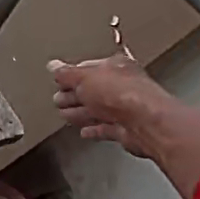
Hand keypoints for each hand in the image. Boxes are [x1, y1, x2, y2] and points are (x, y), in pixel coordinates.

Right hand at [48, 54, 172, 155]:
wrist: (145, 122)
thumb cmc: (124, 94)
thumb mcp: (84, 77)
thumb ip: (67, 73)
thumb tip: (54, 66)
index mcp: (116, 67)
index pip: (89, 68)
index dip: (71, 75)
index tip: (58, 80)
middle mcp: (124, 86)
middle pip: (94, 90)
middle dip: (74, 95)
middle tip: (58, 99)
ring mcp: (127, 109)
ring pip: (99, 110)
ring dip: (81, 113)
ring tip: (65, 115)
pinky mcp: (128, 130)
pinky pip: (107, 129)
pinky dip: (95, 130)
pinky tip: (85, 132)